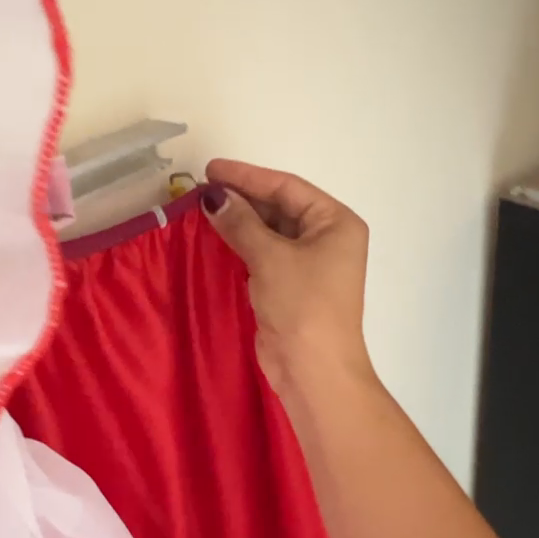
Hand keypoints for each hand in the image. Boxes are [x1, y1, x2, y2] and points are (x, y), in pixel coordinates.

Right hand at [202, 159, 373, 396]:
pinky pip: (264, 255)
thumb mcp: (270, 257)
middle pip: (280, 207)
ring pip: (270, 232)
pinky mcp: (291, 286)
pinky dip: (242, 245)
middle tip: (202, 189)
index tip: (211, 169)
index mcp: (336, 222)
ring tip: (203, 209)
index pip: (288, 187)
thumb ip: (240, 222)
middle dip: (242, 198)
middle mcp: (327, 238)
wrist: (313, 369)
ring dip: (240, 221)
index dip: (248, 176)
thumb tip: (213, 197)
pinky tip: (217, 237)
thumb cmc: (302, 304)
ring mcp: (310, 264)